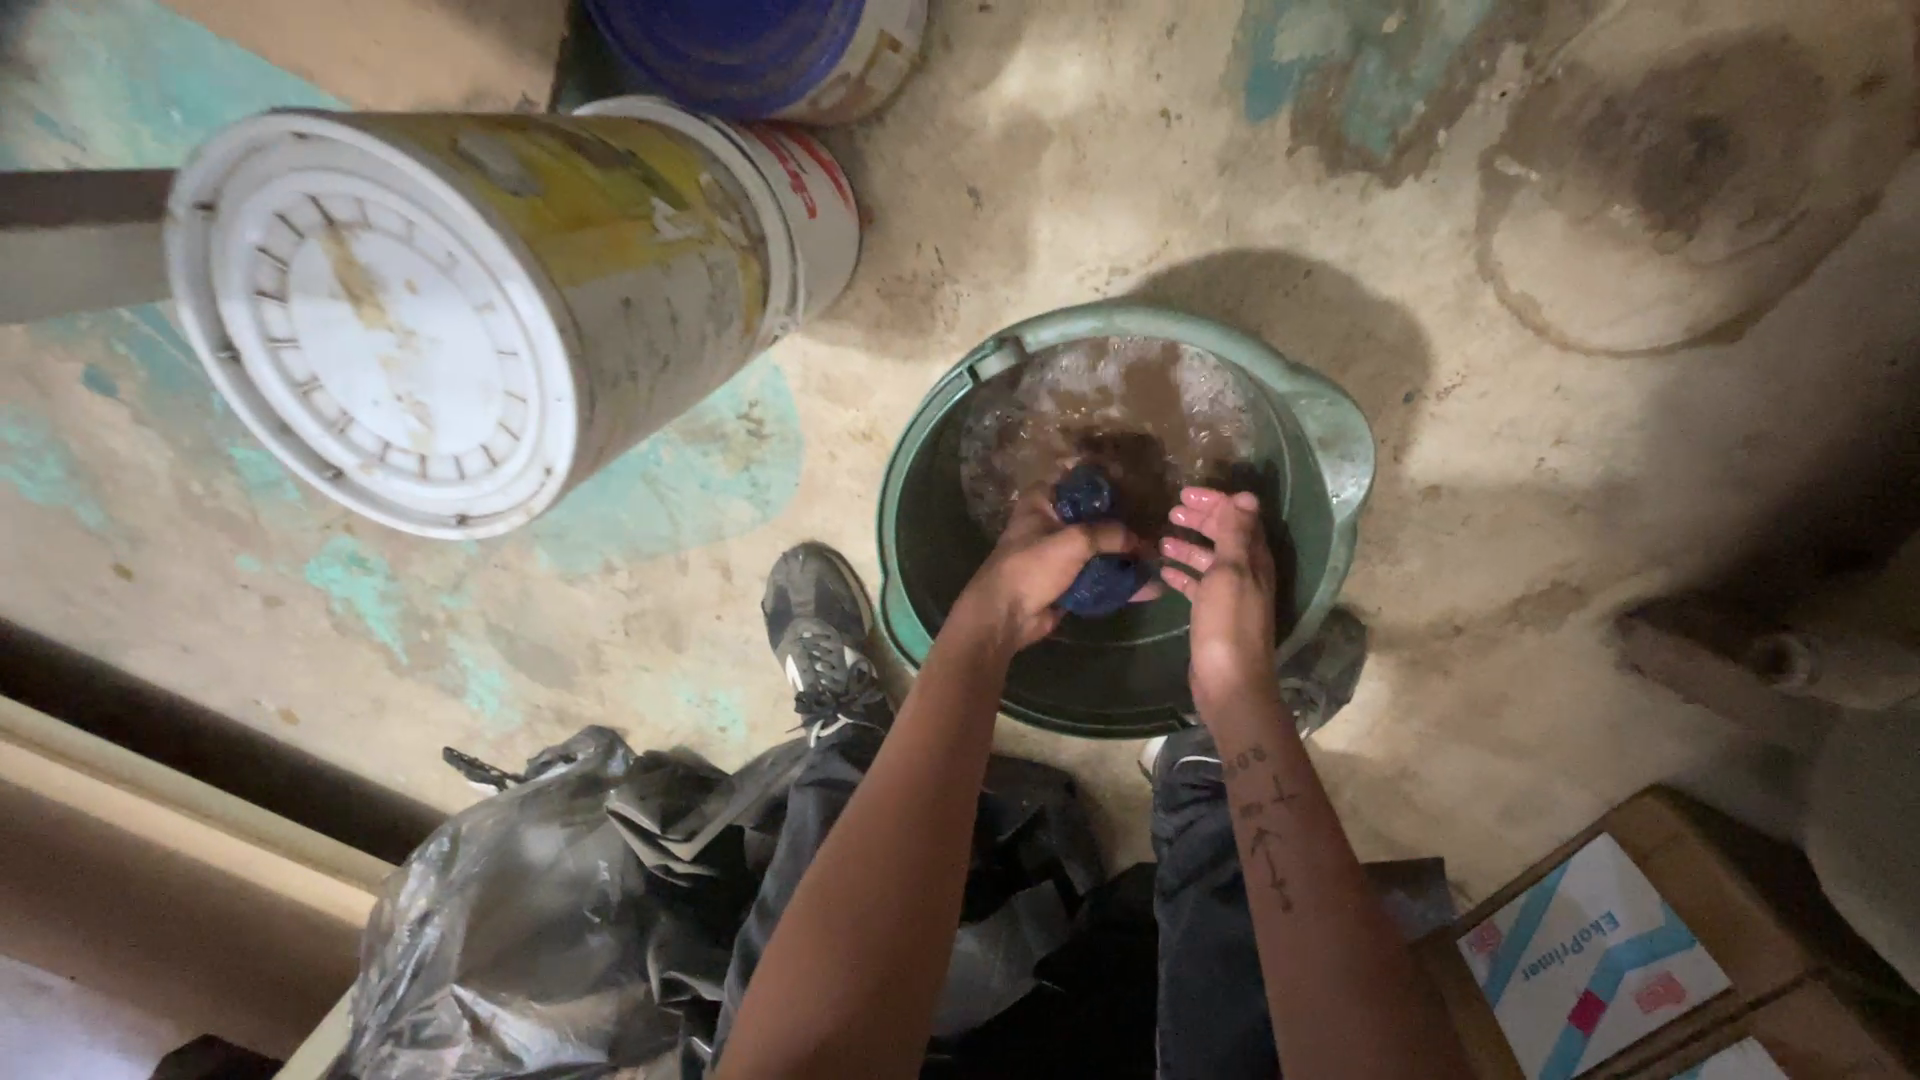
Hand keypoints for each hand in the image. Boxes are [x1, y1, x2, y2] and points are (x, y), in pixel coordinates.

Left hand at [953, 489, 1145, 649]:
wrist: (1006, 615)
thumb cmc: (1032, 566)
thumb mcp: (1073, 541)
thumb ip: (1109, 534)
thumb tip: (1140, 541)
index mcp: (1042, 502)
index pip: (1075, 480)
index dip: (1104, 481)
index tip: (1134, 482)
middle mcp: (1051, 524)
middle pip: (1093, 517)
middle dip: (1123, 524)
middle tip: (1156, 524)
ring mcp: (1059, 555)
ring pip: (1099, 550)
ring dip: (1125, 556)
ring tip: (1160, 558)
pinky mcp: (1067, 582)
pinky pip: (1099, 577)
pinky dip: (1120, 582)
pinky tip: (1150, 587)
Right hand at [1159, 488, 1279, 710]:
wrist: (1229, 681)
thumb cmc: (1227, 623)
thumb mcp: (1231, 572)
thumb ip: (1235, 534)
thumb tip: (1244, 496)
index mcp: (1254, 559)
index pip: (1239, 517)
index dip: (1215, 502)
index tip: (1184, 494)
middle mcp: (1247, 573)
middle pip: (1225, 536)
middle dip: (1200, 520)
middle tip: (1170, 512)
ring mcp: (1230, 595)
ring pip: (1209, 560)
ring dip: (1188, 546)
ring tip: (1161, 539)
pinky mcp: (1214, 615)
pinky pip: (1198, 585)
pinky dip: (1183, 574)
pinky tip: (1163, 573)